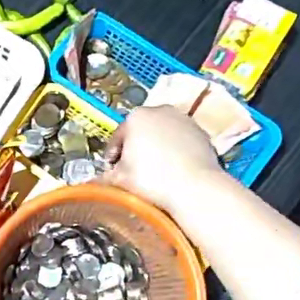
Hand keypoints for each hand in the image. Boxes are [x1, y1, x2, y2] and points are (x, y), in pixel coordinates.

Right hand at [106, 104, 225, 215]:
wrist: (195, 188)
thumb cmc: (151, 180)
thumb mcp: (119, 180)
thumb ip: (105, 176)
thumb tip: (96, 181)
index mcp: (135, 117)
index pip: (116, 138)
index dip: (112, 157)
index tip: (112, 171)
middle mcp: (160, 111)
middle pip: (140, 131)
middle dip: (135, 148)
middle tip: (132, 171)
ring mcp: (184, 120)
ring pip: (162, 134)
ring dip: (156, 148)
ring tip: (154, 172)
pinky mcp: (202, 133)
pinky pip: (181, 141)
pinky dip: (175, 151)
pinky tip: (173, 170)